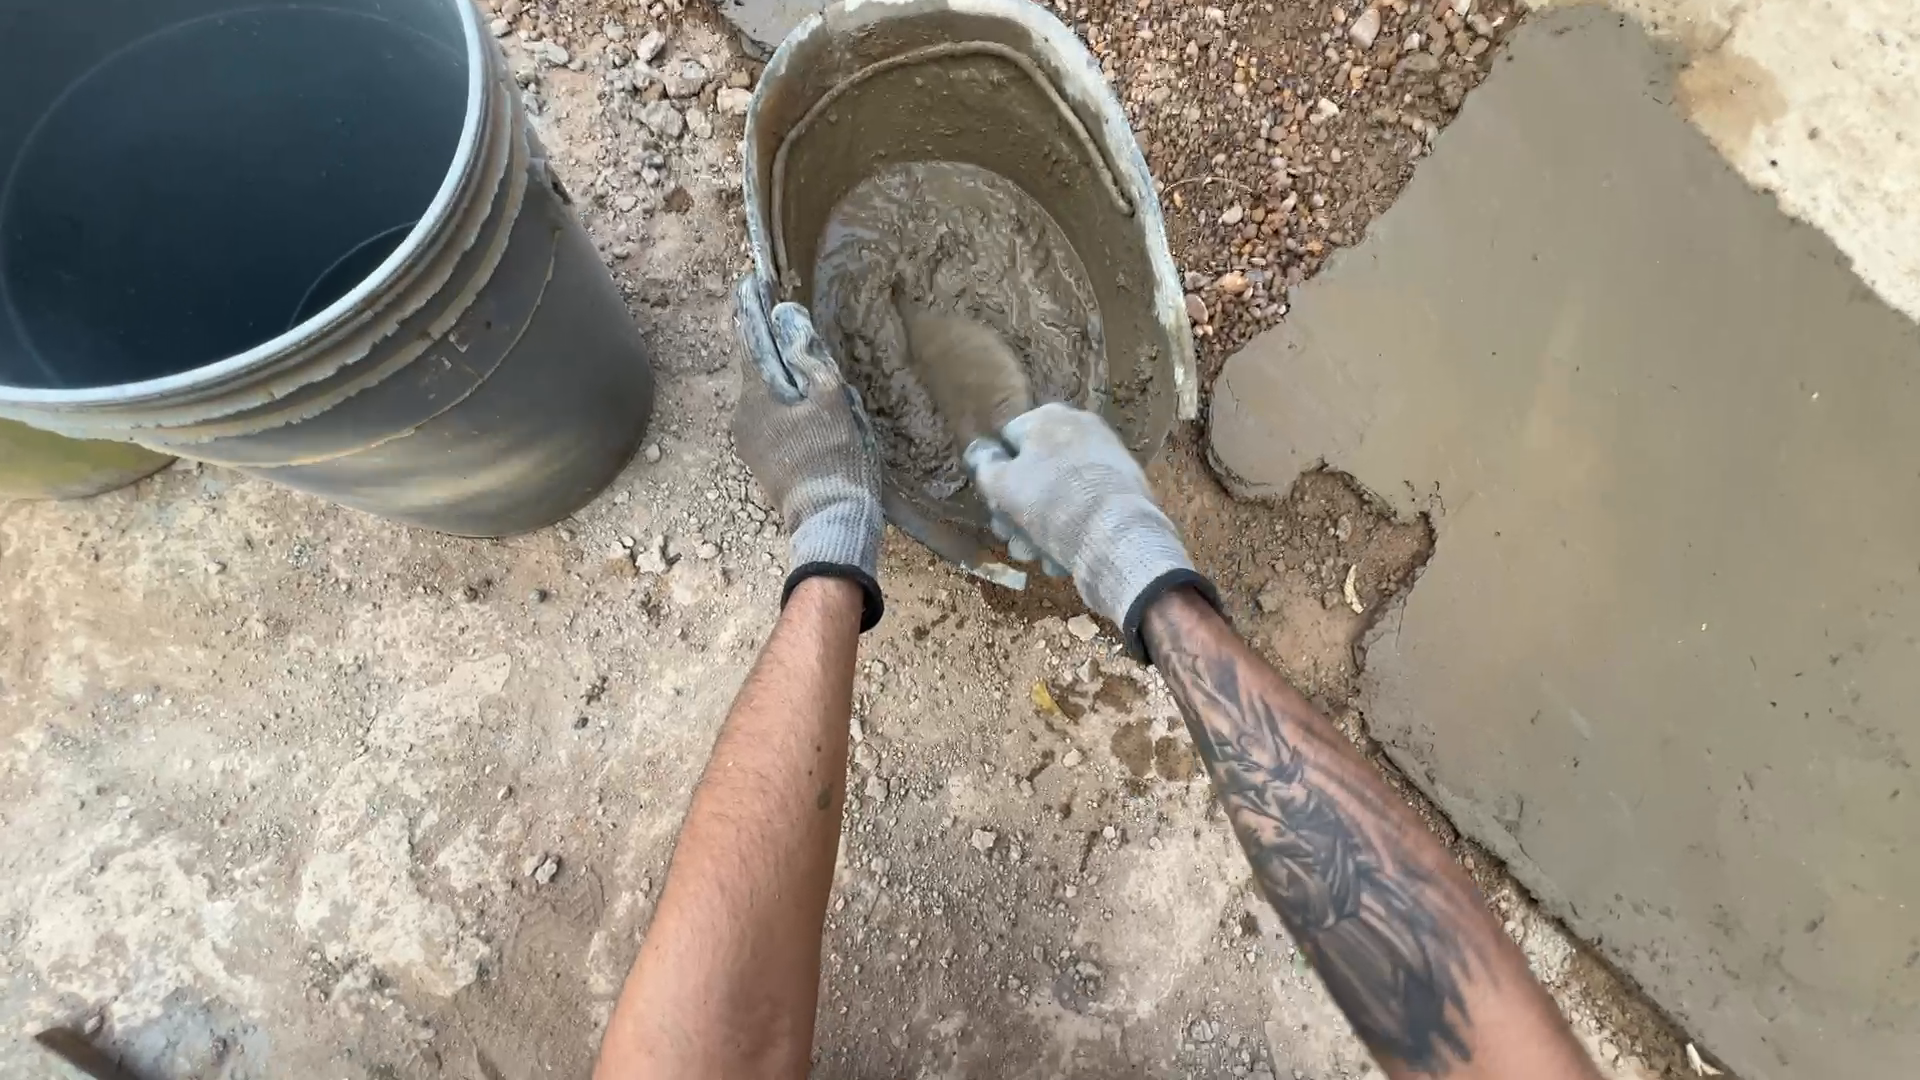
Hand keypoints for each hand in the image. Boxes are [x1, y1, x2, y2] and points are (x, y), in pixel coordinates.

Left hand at [732, 277, 884, 629]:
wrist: (829, 517)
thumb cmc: (835, 456)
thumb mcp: (832, 399)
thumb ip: (810, 356)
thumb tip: (788, 319)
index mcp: (756, 395)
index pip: (750, 339)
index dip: (754, 311)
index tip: (752, 282)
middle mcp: (742, 416)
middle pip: (760, 370)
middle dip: (779, 355)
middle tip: (804, 342)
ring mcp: (748, 443)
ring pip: (767, 398)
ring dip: (787, 386)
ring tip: (817, 387)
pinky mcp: (761, 462)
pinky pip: (772, 423)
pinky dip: (788, 411)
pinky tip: (812, 420)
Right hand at [966, 403, 1214, 657]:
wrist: (1115, 533)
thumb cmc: (1049, 503)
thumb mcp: (1000, 484)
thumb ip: (983, 465)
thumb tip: (980, 452)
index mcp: (1048, 417)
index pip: (1006, 442)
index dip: (995, 478)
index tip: (996, 508)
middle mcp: (1079, 427)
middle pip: (1033, 471)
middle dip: (1018, 511)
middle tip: (1014, 540)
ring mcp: (1106, 456)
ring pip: (1057, 494)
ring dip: (1040, 529)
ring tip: (1038, 556)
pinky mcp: (1125, 487)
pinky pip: (1084, 506)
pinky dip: (1071, 529)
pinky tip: (1063, 557)